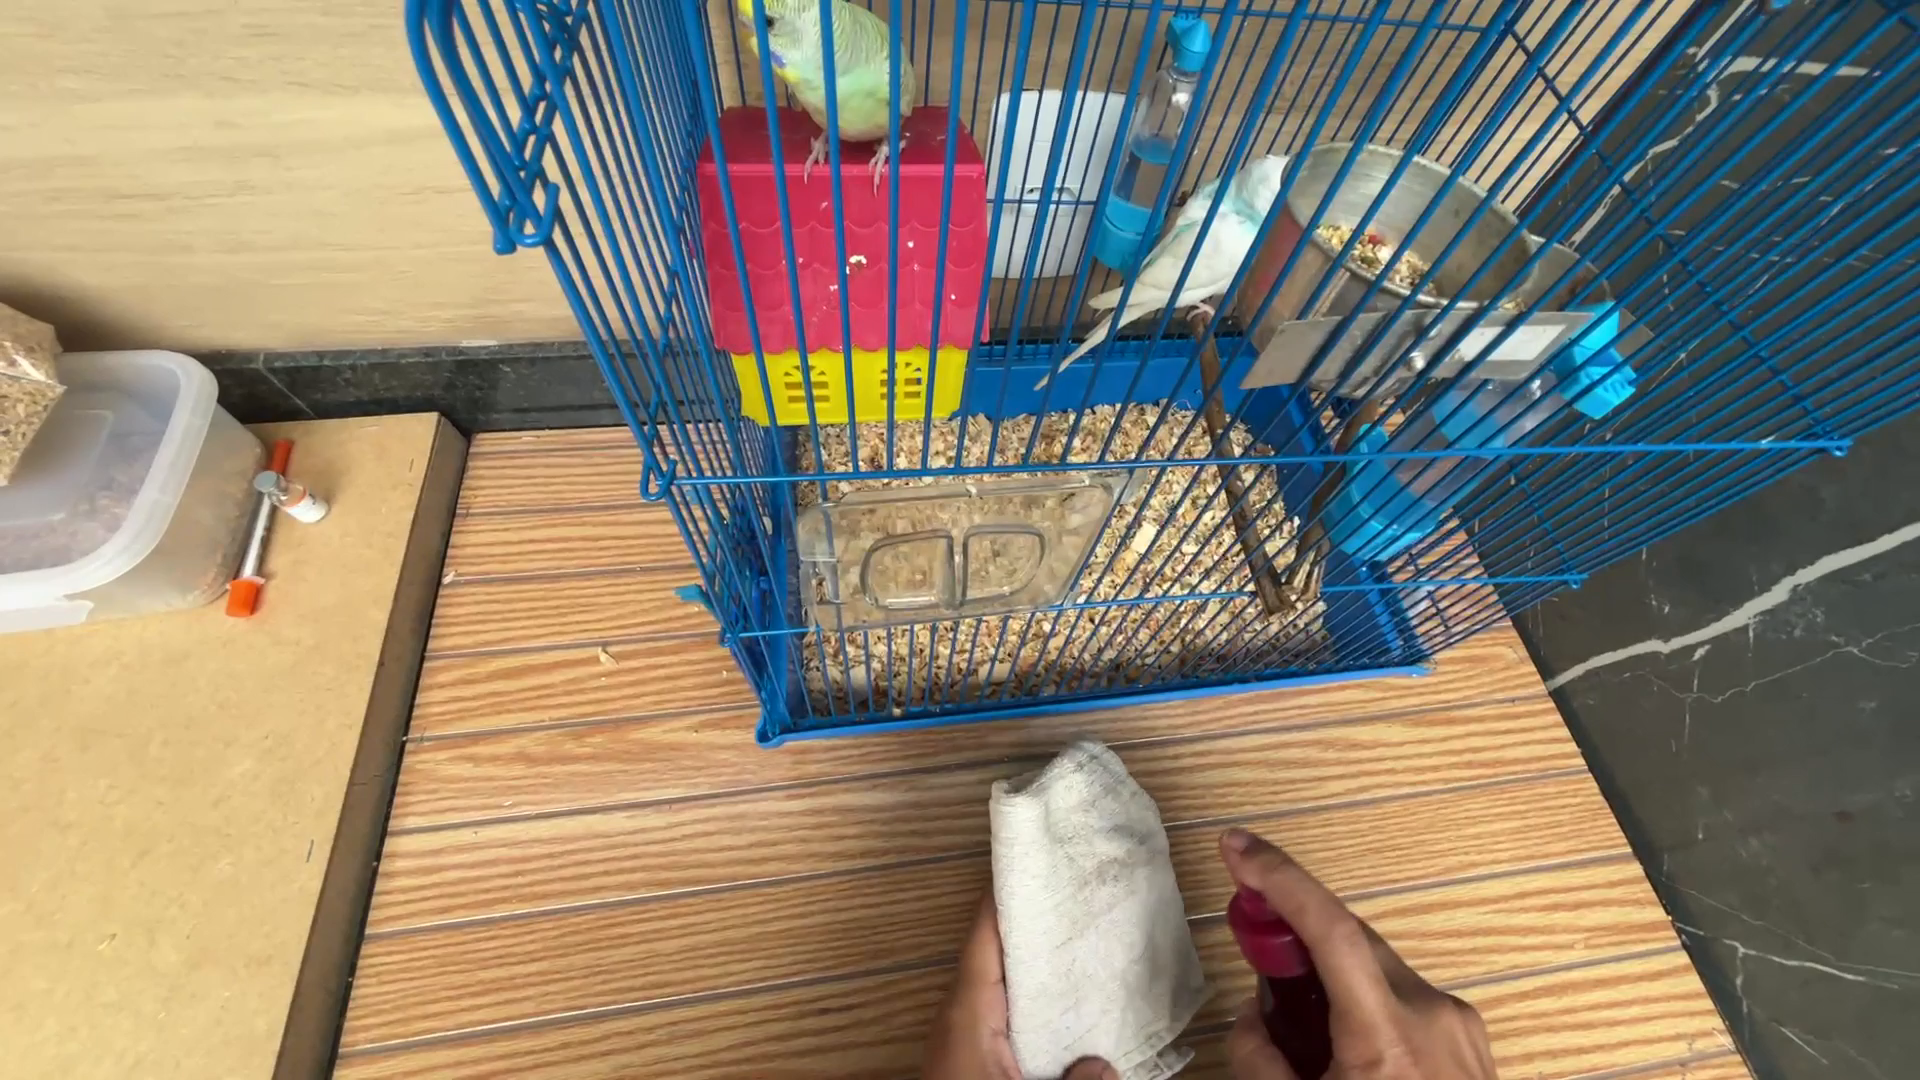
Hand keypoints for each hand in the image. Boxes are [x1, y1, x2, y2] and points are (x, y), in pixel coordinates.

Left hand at [922, 892, 1117, 1079]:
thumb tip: (1110, 1065)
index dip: (1004, 896)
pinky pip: (998, 1008)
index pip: (984, 934)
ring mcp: (962, 1031)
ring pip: (997, 980)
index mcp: (967, 1009)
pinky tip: (1055, 999)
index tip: (1032, 864)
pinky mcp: (970, 1049)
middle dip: (1027, 922)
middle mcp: (960, 1011)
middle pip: (992, 950)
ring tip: (1071, 935)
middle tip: (1068, 893)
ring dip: (1027, 958)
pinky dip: (1024, 992)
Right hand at [1220, 829, 1496, 1079]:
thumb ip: (1259, 1059)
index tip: (1234, 844)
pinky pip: (1397, 989)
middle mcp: (1433, 1014)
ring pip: (1371, 961)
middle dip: (1292, 923)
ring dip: (1326, 964)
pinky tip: (1343, 1034)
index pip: (1329, 927)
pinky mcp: (1472, 1037)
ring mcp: (1460, 1024)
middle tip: (1248, 932)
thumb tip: (1252, 1015)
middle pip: (1346, 935)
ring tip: (1300, 1012)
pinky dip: (1358, 990)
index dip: (1278, 875)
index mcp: (1390, 1039)